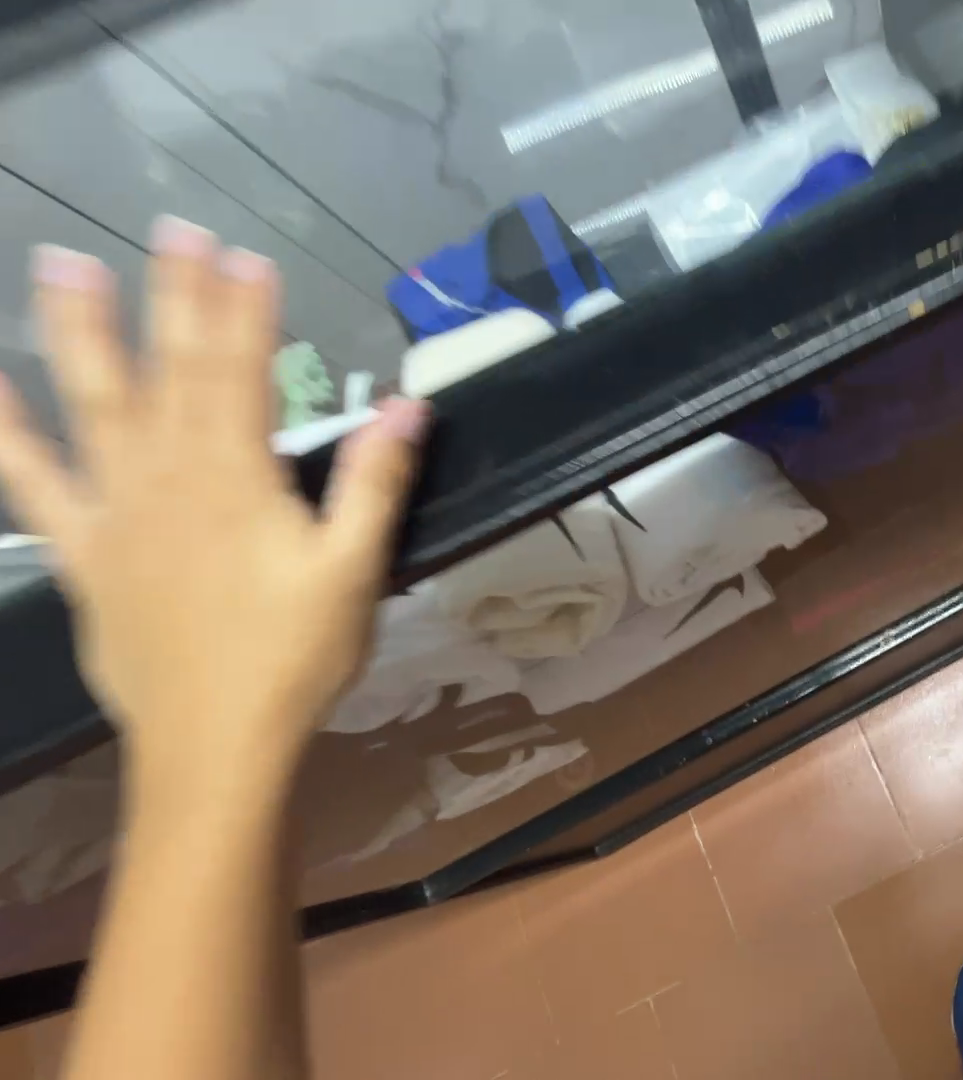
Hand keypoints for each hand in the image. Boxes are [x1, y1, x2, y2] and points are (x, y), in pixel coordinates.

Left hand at [0, 217, 427, 796]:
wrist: (216, 736)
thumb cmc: (301, 651)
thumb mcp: (356, 569)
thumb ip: (373, 484)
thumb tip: (405, 410)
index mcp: (236, 484)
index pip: (239, 378)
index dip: (245, 314)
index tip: (249, 257)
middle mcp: (164, 480)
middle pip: (170, 374)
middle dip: (177, 301)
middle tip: (176, 232)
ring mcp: (112, 511)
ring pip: (94, 407)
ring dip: (82, 335)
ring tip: (63, 266)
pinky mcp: (85, 548)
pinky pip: (31, 479)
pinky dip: (6, 430)